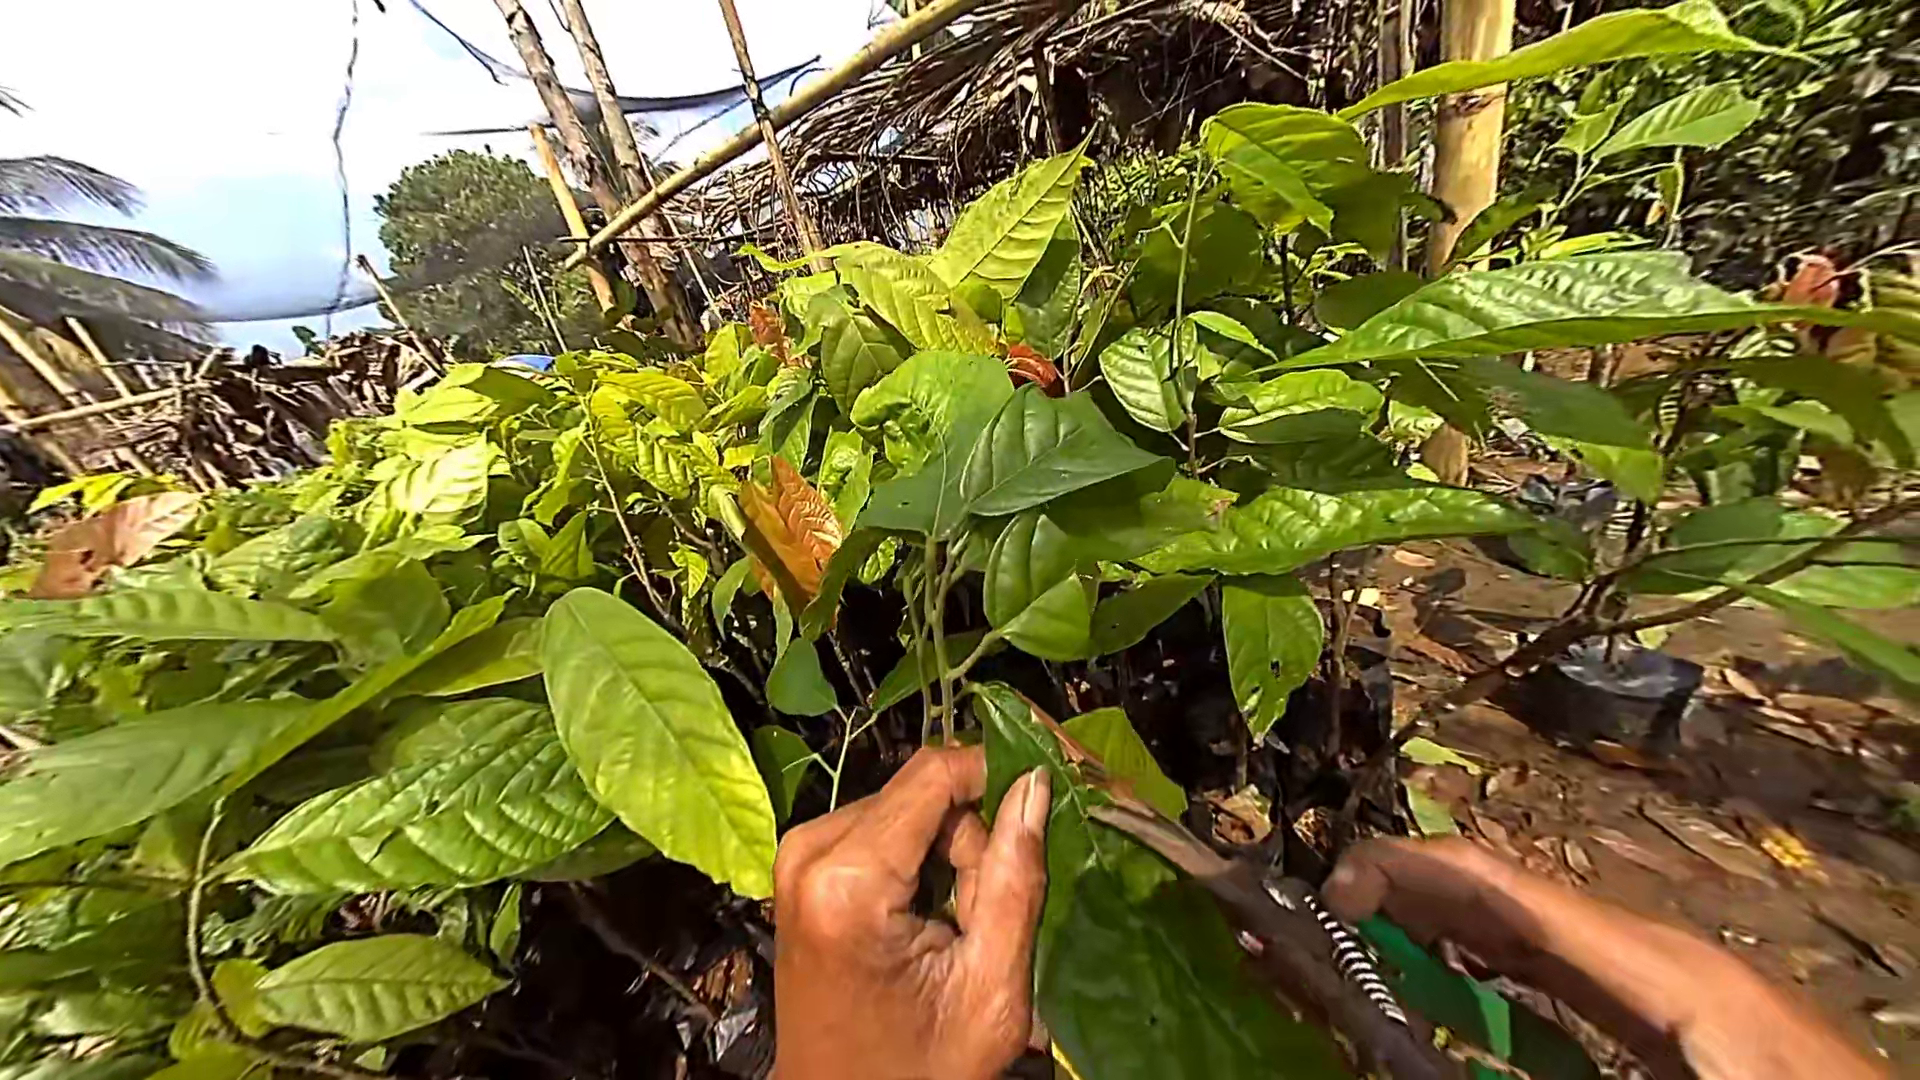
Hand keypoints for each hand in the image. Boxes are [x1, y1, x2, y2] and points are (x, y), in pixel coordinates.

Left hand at [771, 746, 1051, 1079]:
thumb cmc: (918, 1071)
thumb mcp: (989, 990)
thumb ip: (1015, 878)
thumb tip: (1033, 783)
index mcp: (849, 881)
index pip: (932, 773)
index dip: (990, 771)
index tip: (1032, 800)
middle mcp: (813, 847)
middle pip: (921, 789)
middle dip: (969, 834)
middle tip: (980, 909)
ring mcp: (802, 848)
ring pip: (907, 801)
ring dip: (947, 846)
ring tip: (954, 918)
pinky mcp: (806, 855)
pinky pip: (884, 819)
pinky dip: (917, 851)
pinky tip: (923, 908)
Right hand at [1325, 837, 1886, 1079]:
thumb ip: (1519, 1057)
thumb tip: (1397, 1043)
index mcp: (1649, 961)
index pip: (1489, 877)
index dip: (1396, 869)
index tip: (1335, 899)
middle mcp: (1637, 941)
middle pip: (1487, 881)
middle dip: (1398, 884)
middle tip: (1331, 917)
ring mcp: (1644, 964)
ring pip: (1506, 910)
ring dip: (1427, 913)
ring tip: (1363, 932)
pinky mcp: (1649, 996)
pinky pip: (1538, 954)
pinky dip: (1475, 951)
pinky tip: (1441, 969)